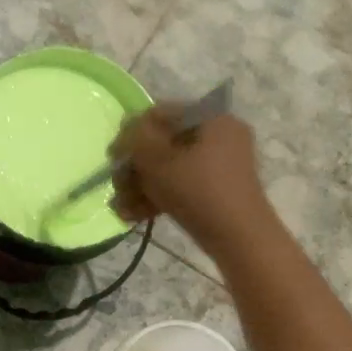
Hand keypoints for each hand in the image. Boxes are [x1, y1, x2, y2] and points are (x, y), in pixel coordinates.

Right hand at [110, 106, 272, 252]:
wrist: (238, 236)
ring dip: (140, 186)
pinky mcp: (215, 189)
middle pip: (163, 143)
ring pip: (168, 168)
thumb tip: (127, 134)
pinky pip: (180, 184)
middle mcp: (218, 135)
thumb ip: (135, 138)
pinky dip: (157, 197)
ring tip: (122, 207)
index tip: (113, 157)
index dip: (132, 132)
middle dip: (134, 167)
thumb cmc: (197, 190)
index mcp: (211, 117)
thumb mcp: (158, 159)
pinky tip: (134, 214)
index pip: (161, 113)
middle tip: (117, 185)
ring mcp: (218, 165)